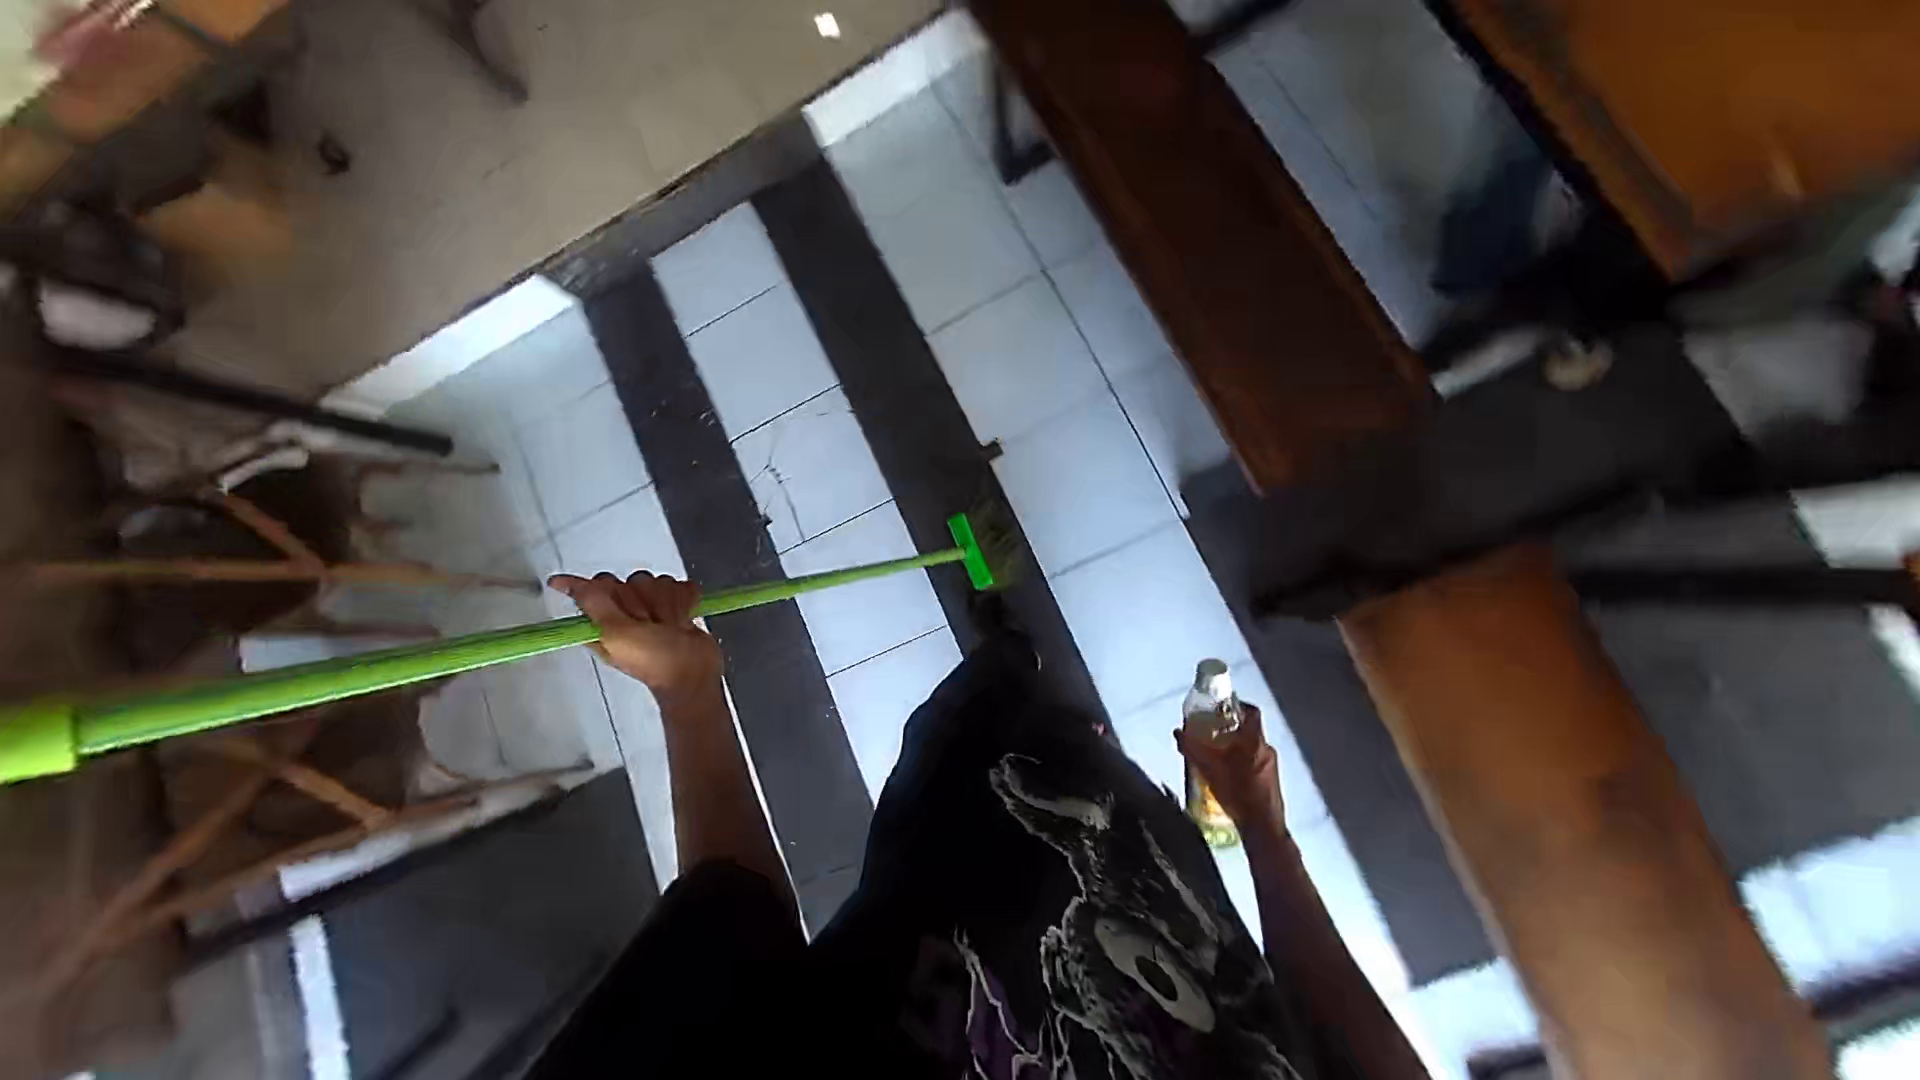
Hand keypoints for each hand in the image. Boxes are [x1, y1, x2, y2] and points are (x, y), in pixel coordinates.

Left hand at [549, 571, 720, 699]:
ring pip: (660, 582)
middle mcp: (626, 610)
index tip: (623, 608)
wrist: (692, 672)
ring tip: (670, 627)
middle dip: (645, 602)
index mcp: (603, 618)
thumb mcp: (614, 635)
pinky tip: (684, 620)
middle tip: (649, 624)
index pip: (596, 585)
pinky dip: (687, 601)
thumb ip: (594, 604)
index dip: (610, 591)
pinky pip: (682, 585)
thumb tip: (564, 583)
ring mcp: (653, 606)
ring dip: (669, 605)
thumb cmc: (652, 661)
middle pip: (633, 580)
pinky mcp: (678, 604)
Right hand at [1175, 703, 1285, 835]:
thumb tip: (1177, 732)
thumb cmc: (1237, 791)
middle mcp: (1267, 749)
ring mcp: (1272, 765)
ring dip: (1236, 746)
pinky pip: (1255, 761)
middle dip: (1231, 728)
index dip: (1239, 705)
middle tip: (1212, 731)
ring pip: (1252, 746)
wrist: (1263, 826)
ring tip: (1216, 753)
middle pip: (1249, 729)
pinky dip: (1242, 760)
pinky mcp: (1271, 780)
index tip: (1223, 707)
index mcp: (1255, 741)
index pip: (1253, 712)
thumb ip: (1192, 748)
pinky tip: (1227, 773)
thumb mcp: (1208, 768)